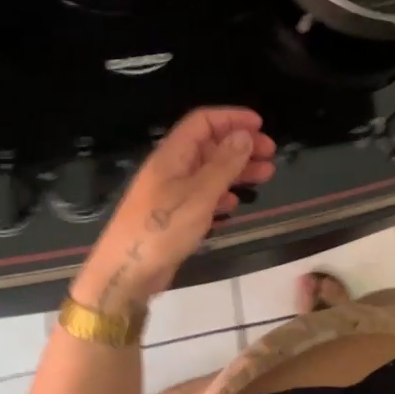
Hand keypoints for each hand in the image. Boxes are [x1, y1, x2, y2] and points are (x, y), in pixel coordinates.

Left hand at [71, 107, 275, 313]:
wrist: (124, 275)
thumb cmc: (161, 229)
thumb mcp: (199, 194)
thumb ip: (224, 163)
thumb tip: (244, 134)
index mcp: (173, 154)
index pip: (203, 121)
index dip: (232, 117)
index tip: (260, 125)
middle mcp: (172, 167)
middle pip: (209, 144)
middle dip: (240, 144)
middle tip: (270, 153)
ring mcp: (171, 192)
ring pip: (209, 170)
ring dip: (237, 169)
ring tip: (265, 175)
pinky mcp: (173, 214)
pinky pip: (202, 194)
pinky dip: (221, 193)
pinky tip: (234, 203)